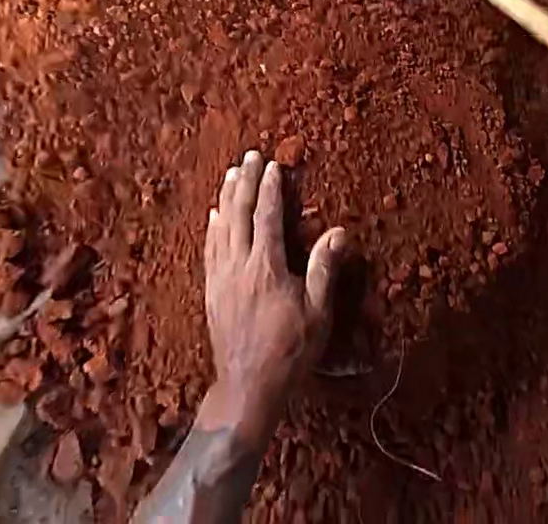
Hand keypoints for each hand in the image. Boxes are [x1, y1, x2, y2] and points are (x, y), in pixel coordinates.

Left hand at [198, 151, 346, 439]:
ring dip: (226, 198)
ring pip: (221, 228)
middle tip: (248, 156)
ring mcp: (221, 279)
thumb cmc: (289, 351)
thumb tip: (338, 231)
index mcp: (266, 268)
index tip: (272, 165)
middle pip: (239, 214)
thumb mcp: (317, 313)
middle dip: (244, 182)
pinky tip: (214, 216)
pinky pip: (209, 249)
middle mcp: (239, 267)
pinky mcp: (212, 292)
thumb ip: (324, 270)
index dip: (269, 189)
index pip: (267, 217)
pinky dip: (212, 227)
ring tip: (230, 174)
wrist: (246, 390)